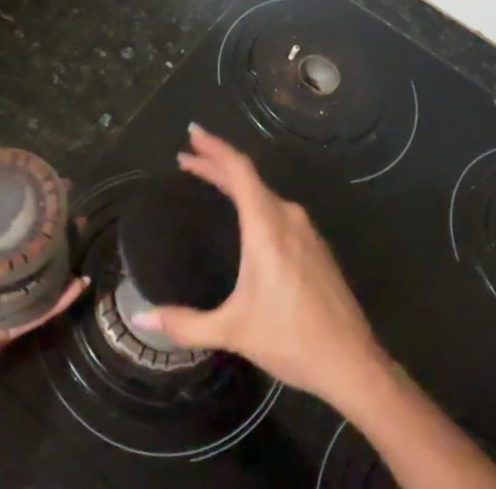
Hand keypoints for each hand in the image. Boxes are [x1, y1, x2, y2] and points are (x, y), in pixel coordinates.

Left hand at [0, 142, 89, 448]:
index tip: (28, 172)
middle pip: (8, 241)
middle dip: (34, 220)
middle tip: (63, 197)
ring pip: (27, 273)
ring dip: (52, 253)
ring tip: (77, 228)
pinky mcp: (3, 333)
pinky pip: (36, 312)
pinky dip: (58, 299)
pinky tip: (80, 281)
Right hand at [131, 125, 388, 403]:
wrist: (352, 362)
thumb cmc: (290, 339)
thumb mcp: (232, 331)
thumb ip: (185, 323)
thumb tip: (142, 318)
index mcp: (267, 227)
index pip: (239, 171)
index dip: (215, 148)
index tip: (192, 133)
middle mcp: (288, 219)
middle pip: (250, 178)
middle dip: (217, 163)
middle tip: (188, 156)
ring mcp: (306, 232)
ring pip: (265, 194)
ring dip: (236, 183)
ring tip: (210, 179)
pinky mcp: (315, 247)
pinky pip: (278, 210)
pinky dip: (254, 201)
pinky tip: (244, 216)